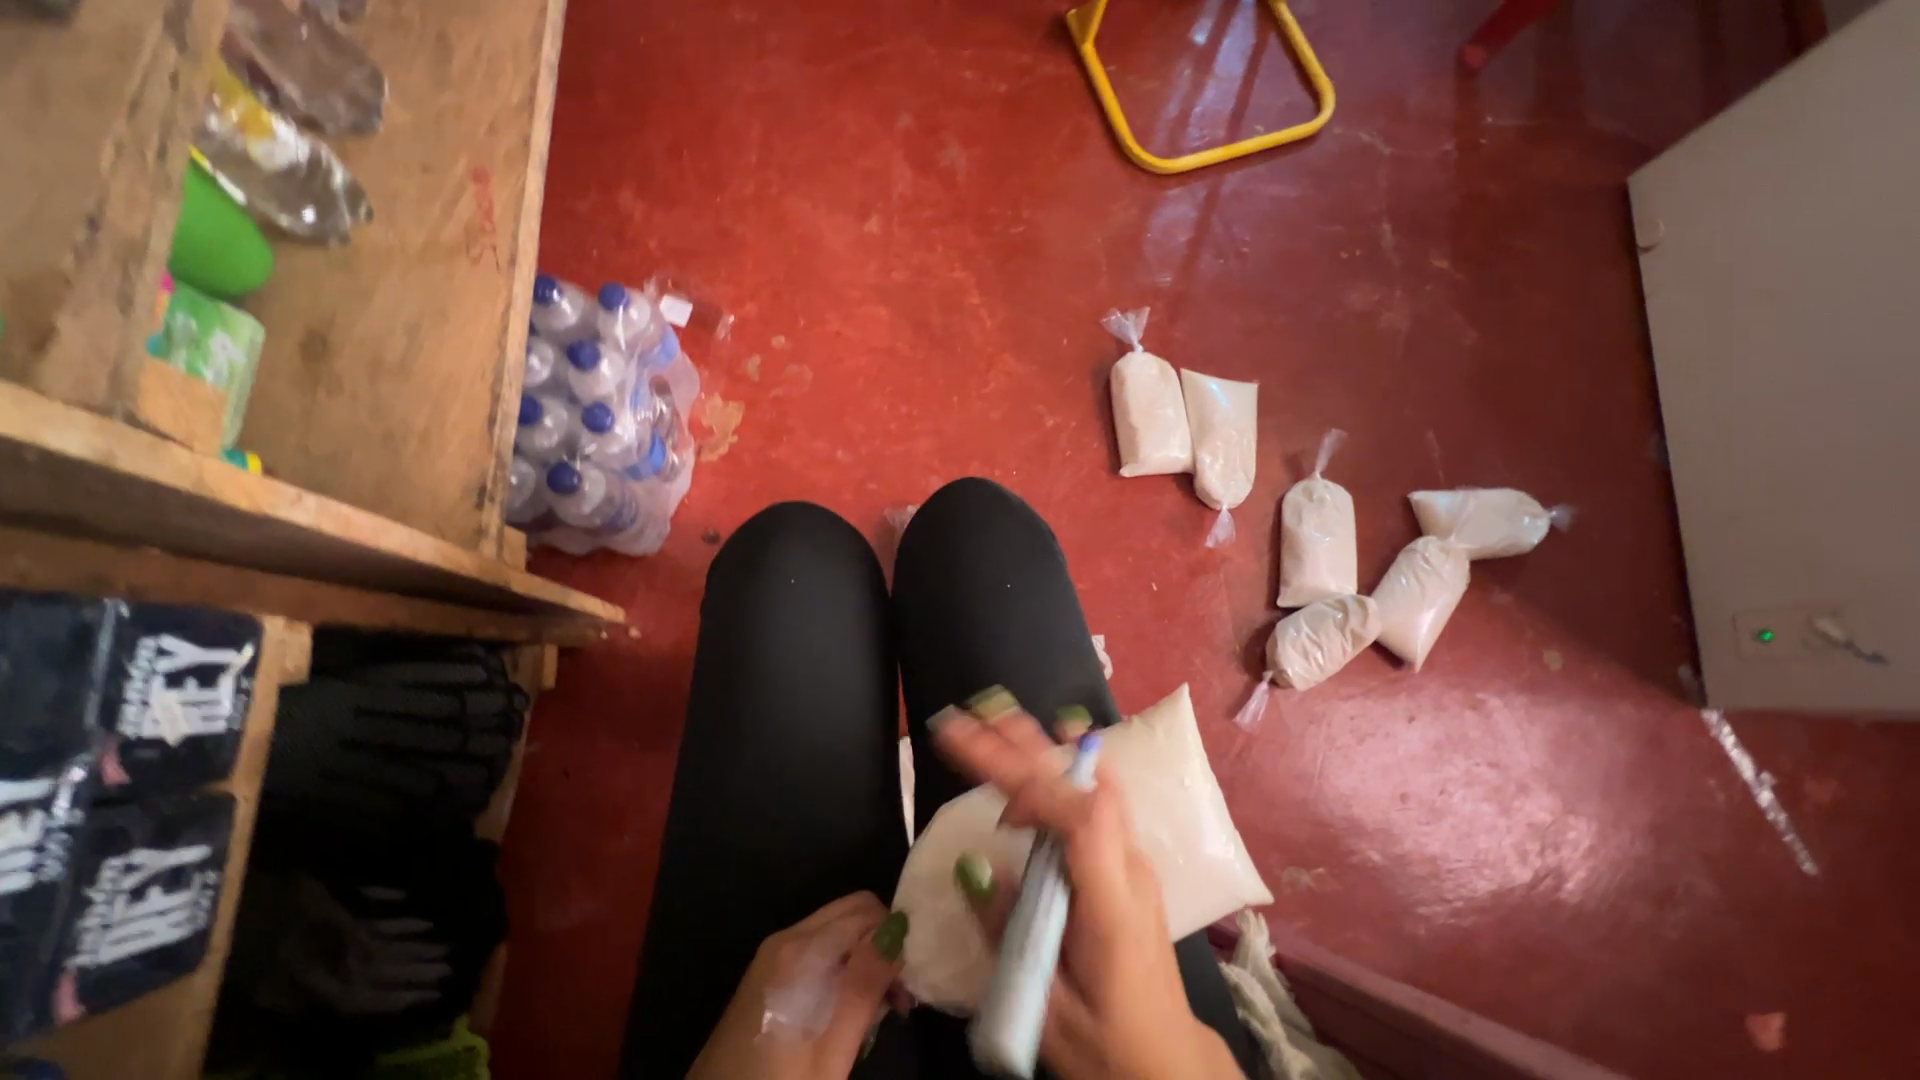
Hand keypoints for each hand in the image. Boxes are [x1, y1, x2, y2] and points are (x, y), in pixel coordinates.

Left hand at [687, 892, 908, 1079]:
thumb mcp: (832, 1048)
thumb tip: (899, 928)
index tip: (907, 989)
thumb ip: (866, 982)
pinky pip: (818, 951)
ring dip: (865, 958)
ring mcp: (773, 956)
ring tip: (878, 1012)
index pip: (868, 911)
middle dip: (883, 944)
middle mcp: (787, 939)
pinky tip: (846, 1012)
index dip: (897, 942)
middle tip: (897, 999)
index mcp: (803, 950)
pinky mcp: (767, 976)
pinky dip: (842, 968)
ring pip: (837, 931)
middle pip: (852, 913)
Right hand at [933, 697, 1244, 1079]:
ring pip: (1092, 787)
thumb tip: (976, 868)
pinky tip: (1042, 755)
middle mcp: (1130, 869)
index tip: (978, 757)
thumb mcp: (1049, 1009)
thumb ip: (1011, 935)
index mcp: (1113, 904)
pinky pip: (1094, 804)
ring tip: (995, 721)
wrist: (1170, 1062)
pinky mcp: (1124, 867)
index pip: (1080, 821)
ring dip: (1042, 752)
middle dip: (1029, 749)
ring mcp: (1132, 863)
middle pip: (1086, 788)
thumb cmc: (1109, 1046)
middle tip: (979, 715)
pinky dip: (1060, 773)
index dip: (1033, 783)